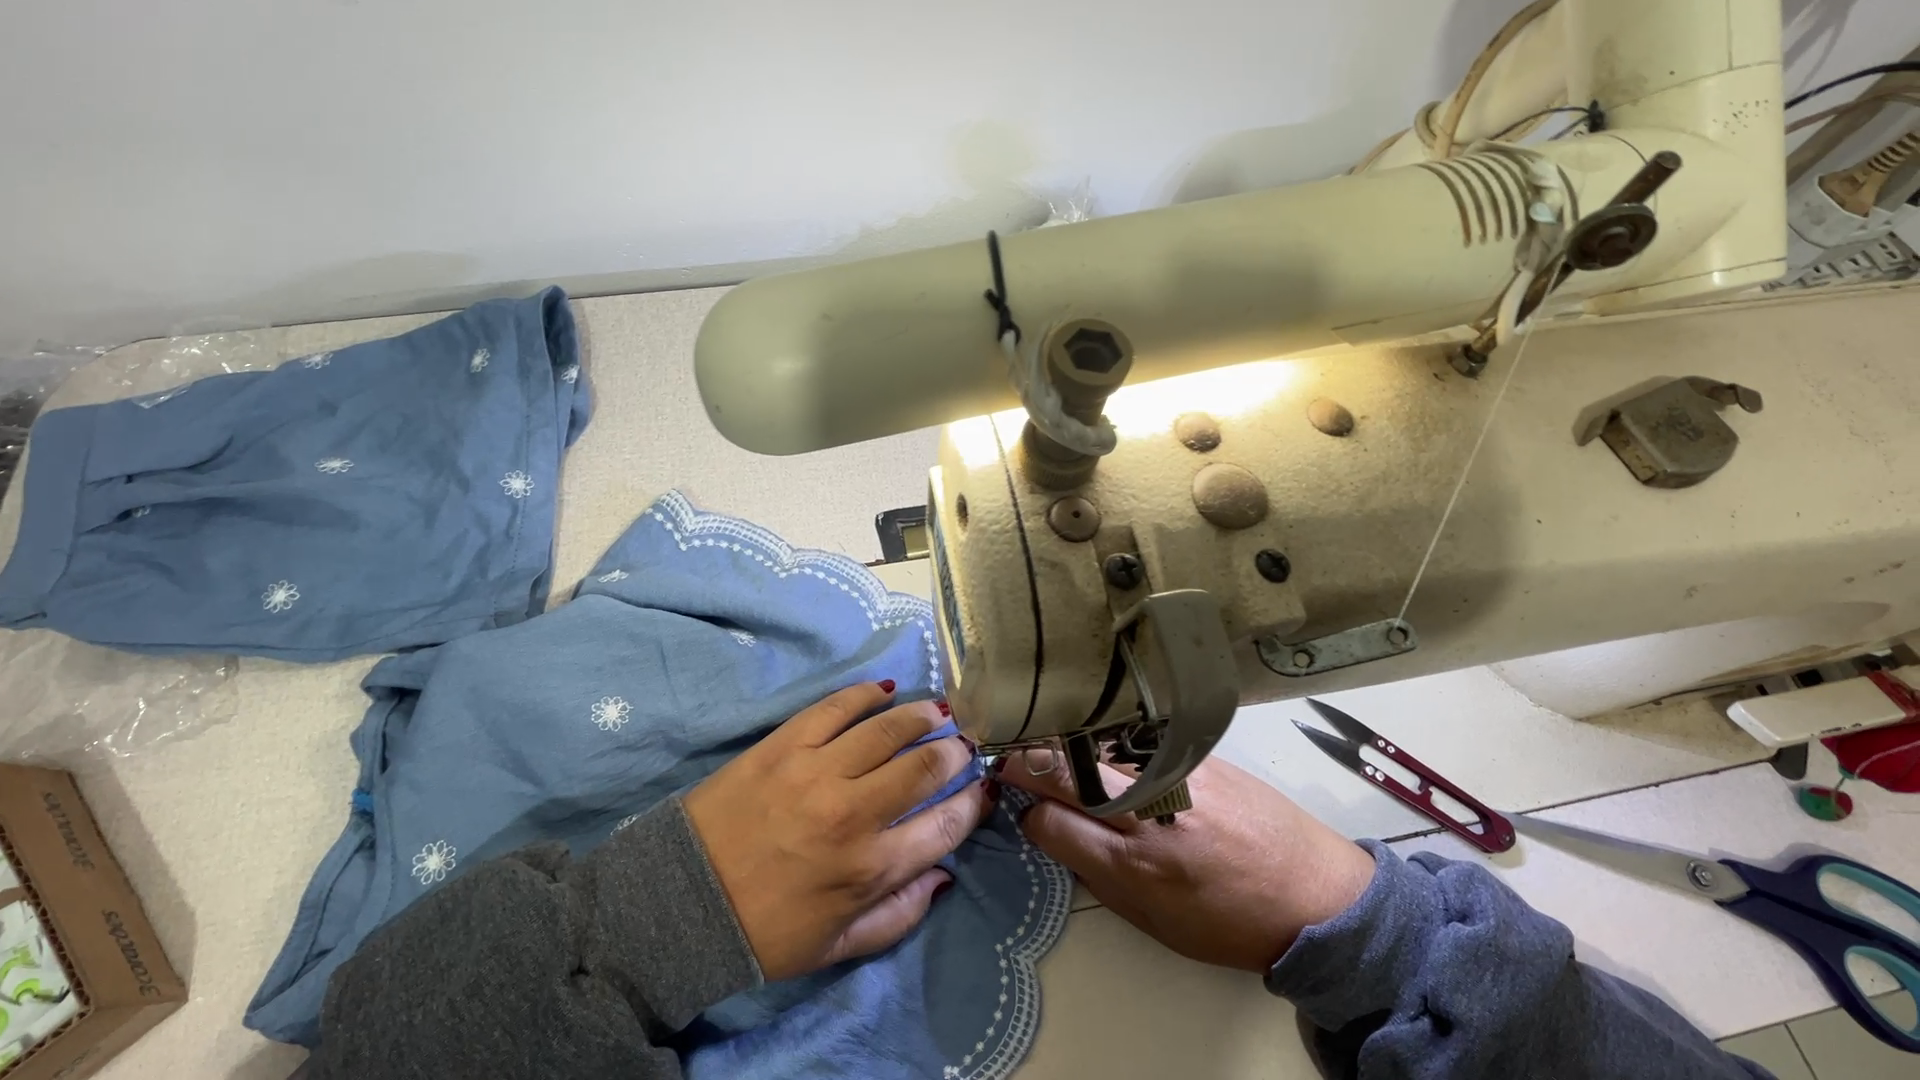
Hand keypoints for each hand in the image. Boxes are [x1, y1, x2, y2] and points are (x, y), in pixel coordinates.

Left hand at [682, 681, 991, 980]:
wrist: (680, 903)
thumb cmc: (763, 932)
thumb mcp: (838, 946)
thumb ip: (899, 915)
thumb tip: (943, 876)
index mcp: (871, 869)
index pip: (946, 824)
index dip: (974, 802)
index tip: (982, 788)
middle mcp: (854, 813)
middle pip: (926, 767)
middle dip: (956, 752)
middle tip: (962, 745)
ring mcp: (817, 772)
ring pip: (888, 729)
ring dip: (922, 716)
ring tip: (936, 713)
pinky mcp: (783, 746)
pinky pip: (836, 707)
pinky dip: (866, 694)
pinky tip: (886, 691)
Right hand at [1000, 752, 1374, 972]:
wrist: (1314, 894)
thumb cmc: (1228, 923)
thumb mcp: (1153, 922)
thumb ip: (1099, 876)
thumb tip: (1058, 835)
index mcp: (1134, 865)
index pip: (1051, 823)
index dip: (1028, 816)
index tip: (1023, 812)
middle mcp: (1147, 812)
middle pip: (1064, 772)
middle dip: (1024, 762)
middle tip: (1004, 757)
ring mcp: (1172, 774)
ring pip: (1094, 744)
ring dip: (1061, 743)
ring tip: (1045, 742)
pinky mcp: (1197, 752)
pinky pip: (1134, 736)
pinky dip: (1106, 737)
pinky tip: (1096, 737)